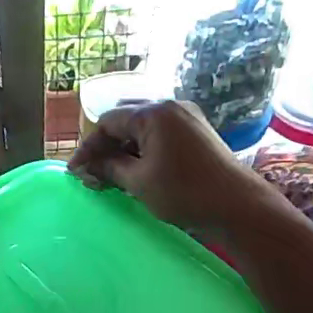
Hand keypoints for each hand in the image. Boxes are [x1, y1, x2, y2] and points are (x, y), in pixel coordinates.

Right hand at [69, 100, 279, 237]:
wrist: (237, 206)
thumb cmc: (184, 193)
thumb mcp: (138, 182)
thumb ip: (108, 168)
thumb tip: (86, 166)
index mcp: (153, 113)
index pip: (107, 122)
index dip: (87, 147)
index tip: (75, 172)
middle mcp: (170, 107)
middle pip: (124, 120)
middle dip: (104, 146)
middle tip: (91, 174)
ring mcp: (186, 118)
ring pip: (142, 128)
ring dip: (123, 150)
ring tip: (111, 178)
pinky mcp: (196, 133)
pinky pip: (160, 135)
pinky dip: (142, 151)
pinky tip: (135, 172)